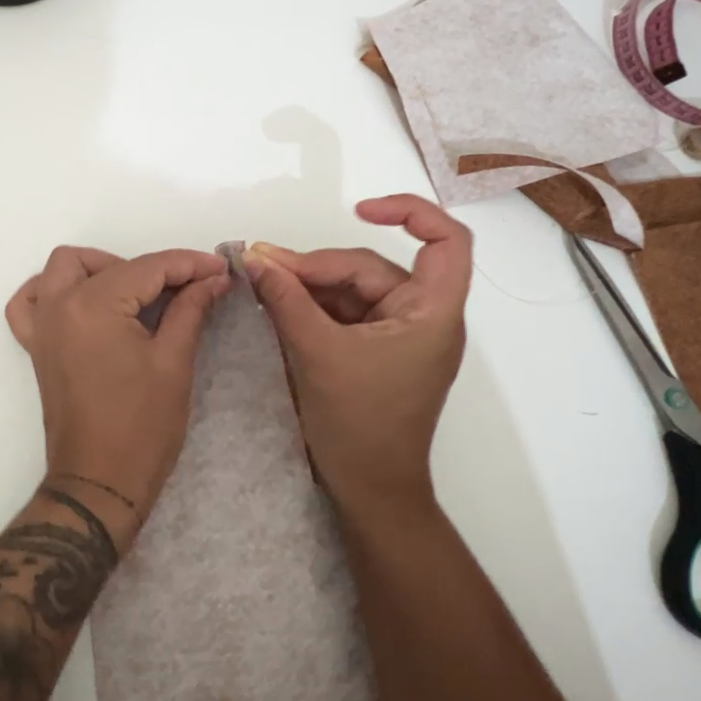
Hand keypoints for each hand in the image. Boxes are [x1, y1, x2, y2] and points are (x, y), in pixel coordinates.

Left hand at [5, 247, 230, 540]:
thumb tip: (212, 278)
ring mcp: (42, 325)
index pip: (148, 268)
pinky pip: (32, 302)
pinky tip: (83, 304)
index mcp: (93, 305)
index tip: (220, 268)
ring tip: (137, 296)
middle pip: (107, 263)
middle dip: (149, 269)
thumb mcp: (173, 362)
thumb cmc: (142, 427)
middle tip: (185, 293)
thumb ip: (191, 309)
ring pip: (65, 269)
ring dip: (101, 270)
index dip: (189, 265)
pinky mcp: (37, 346)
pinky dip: (53, 292)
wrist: (99, 482)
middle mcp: (59, 305)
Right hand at [242, 194, 472, 510]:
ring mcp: (398, 335)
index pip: (446, 241)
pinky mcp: (376, 351)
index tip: (359, 209)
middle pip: (372, 267)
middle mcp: (421, 316)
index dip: (410, 212)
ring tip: (262, 283)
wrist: (370, 491)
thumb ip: (285, 299)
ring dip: (308, 285)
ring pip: (352, 289)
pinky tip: (277, 304)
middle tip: (263, 267)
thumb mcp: (315, 353)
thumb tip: (254, 257)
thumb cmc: (358, 424)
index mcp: (431, 313)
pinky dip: (313, 306)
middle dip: (317, 265)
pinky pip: (344, 312)